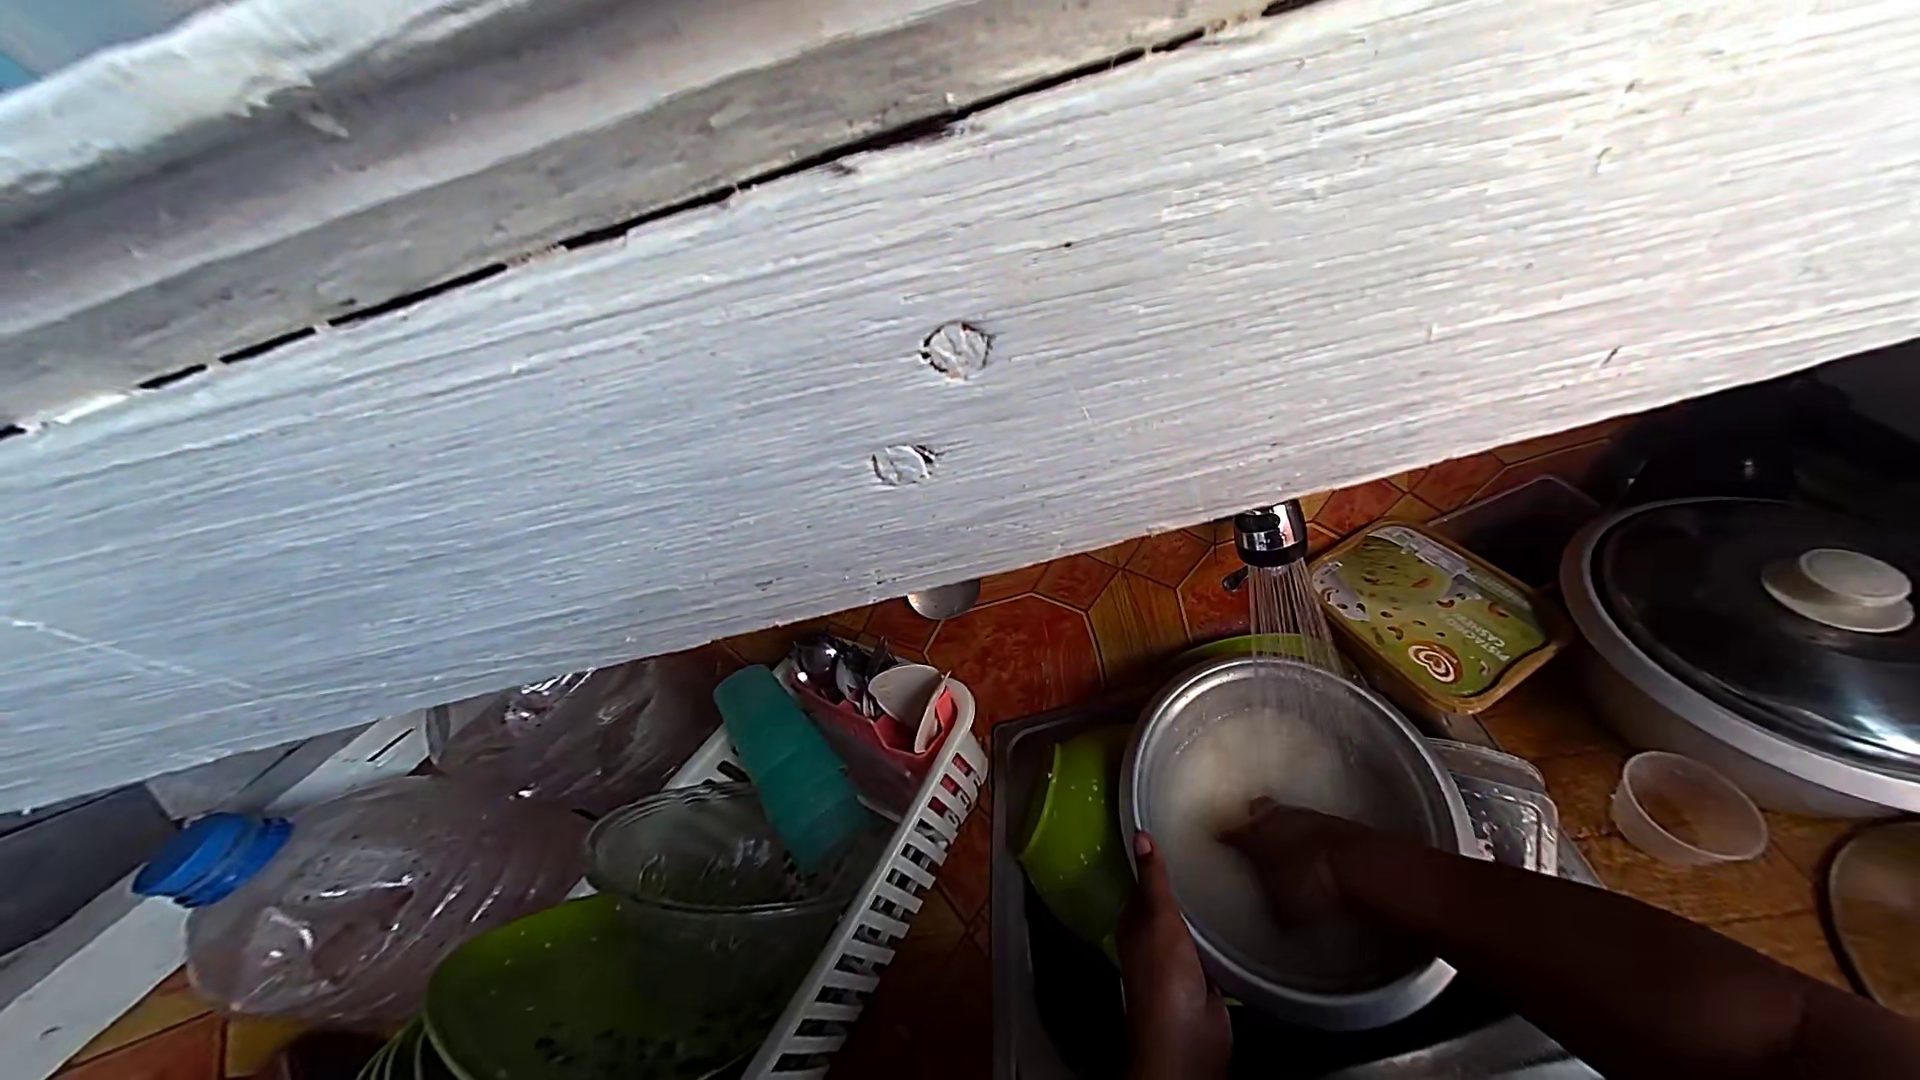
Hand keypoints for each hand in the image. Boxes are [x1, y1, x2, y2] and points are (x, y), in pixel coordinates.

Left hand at [1118, 830, 1231, 1079]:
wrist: (1189, 1043)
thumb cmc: (1164, 977)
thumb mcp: (1158, 918)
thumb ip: (1153, 880)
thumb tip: (1140, 835)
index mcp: (1135, 920)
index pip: (1146, 880)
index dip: (1158, 858)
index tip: (1177, 831)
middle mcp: (1154, 937)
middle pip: (1171, 902)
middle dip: (1187, 881)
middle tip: (1212, 850)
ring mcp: (1180, 959)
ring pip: (1193, 925)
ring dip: (1206, 908)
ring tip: (1230, 875)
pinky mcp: (1207, 978)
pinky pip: (1215, 949)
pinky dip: (1224, 937)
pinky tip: (1240, 917)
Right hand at [1216, 798, 1366, 924]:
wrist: (1355, 863)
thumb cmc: (1310, 885)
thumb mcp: (1288, 912)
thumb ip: (1275, 912)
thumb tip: (1273, 920)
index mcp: (1254, 838)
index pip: (1232, 834)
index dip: (1225, 836)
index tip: (1220, 838)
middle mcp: (1274, 820)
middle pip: (1257, 809)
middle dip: (1254, 816)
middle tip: (1254, 826)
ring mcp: (1304, 815)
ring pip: (1285, 811)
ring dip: (1284, 822)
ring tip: (1286, 836)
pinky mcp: (1331, 819)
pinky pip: (1311, 820)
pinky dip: (1309, 830)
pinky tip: (1314, 843)